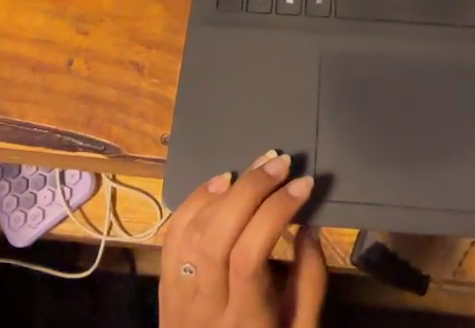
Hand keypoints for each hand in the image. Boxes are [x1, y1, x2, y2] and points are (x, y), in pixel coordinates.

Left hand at [160, 151, 326, 326]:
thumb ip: (310, 281)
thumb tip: (309, 223)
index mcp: (244, 322)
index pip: (250, 255)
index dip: (276, 212)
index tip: (304, 184)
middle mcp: (204, 307)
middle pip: (217, 236)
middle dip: (251, 190)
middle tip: (281, 162)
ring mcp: (177, 295)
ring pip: (192, 231)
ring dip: (225, 191)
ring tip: (256, 168)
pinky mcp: (164, 285)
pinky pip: (172, 235)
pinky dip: (195, 201)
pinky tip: (222, 181)